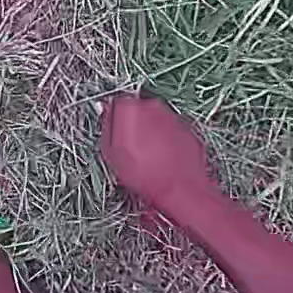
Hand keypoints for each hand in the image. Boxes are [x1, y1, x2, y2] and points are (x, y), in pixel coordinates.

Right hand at [99, 94, 219, 213]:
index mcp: (131, 108)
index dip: (112, 118)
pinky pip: (172, 131)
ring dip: (150, 132)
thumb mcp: (112, 153)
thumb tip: (105, 117)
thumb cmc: (146, 174)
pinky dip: (166, 141)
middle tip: (126, 145)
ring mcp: (173, 118)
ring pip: (156, 120)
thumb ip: (107, 129)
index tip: (110, 128)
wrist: (179, 188)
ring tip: (144, 155)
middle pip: (137, 110)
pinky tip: (161, 159)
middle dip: (132, 124)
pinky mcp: (187, 131)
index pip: (116, 103)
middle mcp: (154, 107)